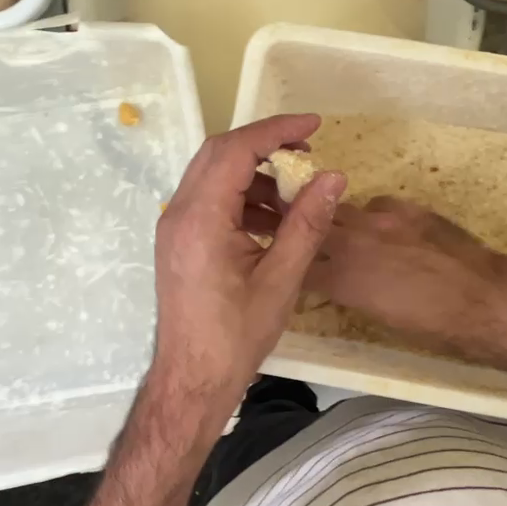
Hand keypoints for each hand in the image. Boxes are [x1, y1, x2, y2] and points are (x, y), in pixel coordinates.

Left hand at [149, 114, 345, 432]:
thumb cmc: (236, 336)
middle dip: (265, 145)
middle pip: (219, 154)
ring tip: (297, 196)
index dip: (276, 130)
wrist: (192, 379)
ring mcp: (173, 228)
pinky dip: (242, 199)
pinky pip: (209, 202)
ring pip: (213, 176)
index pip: (236, 150)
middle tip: (307, 152)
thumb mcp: (281, 280)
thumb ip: (307, 223)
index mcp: (200, 218)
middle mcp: (178, 213)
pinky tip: (274, 222)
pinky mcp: (178, 243)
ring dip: (255, 176)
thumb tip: (333, 178)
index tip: (314, 127)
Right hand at [306, 197, 506, 373]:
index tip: (291, 271)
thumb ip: (352, 295)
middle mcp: (353, 244)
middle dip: (305, 235)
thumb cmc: (434, 326)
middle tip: (304, 243)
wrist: (485, 297)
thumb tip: (342, 285)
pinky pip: (377, 204)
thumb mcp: (380, 318)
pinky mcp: (406, 207)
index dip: (292, 268)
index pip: (299, 267)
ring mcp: (380, 220)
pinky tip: (385, 229)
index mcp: (343, 281)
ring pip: (340, 211)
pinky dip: (373, 216)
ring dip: (336, 222)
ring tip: (343, 234)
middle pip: (311, 228)